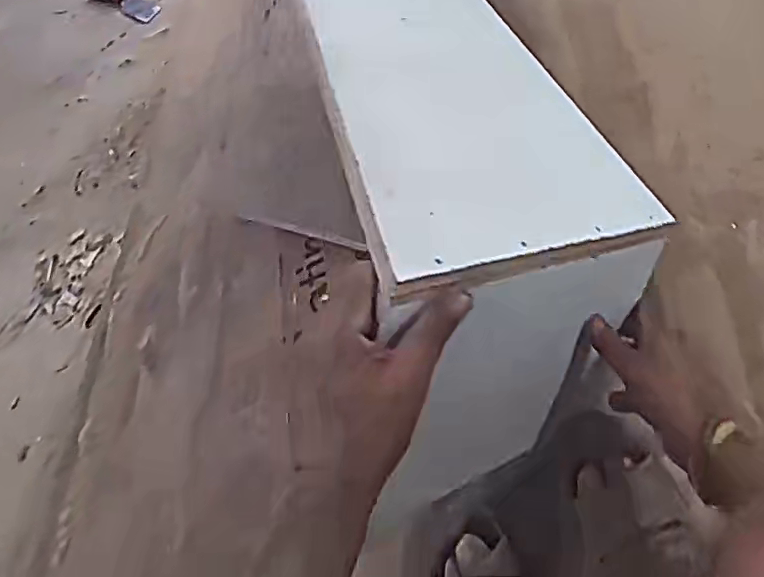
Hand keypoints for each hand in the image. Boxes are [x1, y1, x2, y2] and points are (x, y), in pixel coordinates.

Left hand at [284, 261, 470, 571]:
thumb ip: (433, 329)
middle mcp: (315, 329)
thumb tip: (459, 292)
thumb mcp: (410, 377)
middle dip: (384, 299)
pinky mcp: (305, 370)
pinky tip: (372, 365)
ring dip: (370, 320)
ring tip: (397, 340)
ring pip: (344, 314)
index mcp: (336, 324)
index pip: (363, 273)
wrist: (328, 489)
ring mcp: (305, 350)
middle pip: (352, 291)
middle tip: (412, 316)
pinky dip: (356, 339)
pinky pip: (335, 337)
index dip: (391, 274)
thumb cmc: (371, 433)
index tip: (417, 286)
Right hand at [586, 312, 704, 477]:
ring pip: (649, 367)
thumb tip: (594, 319)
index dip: (620, 318)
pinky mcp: (683, 402)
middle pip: (645, 342)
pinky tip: (621, 403)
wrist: (707, 443)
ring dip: (631, 373)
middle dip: (625, 346)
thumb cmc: (667, 396)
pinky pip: (654, 391)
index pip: (640, 317)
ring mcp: (682, 377)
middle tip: (602, 350)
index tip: (600, 323)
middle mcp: (676, 350)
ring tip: (609, 380)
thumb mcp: (631, 368)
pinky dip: (639, 394)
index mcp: (666, 335)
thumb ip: (611, 345)